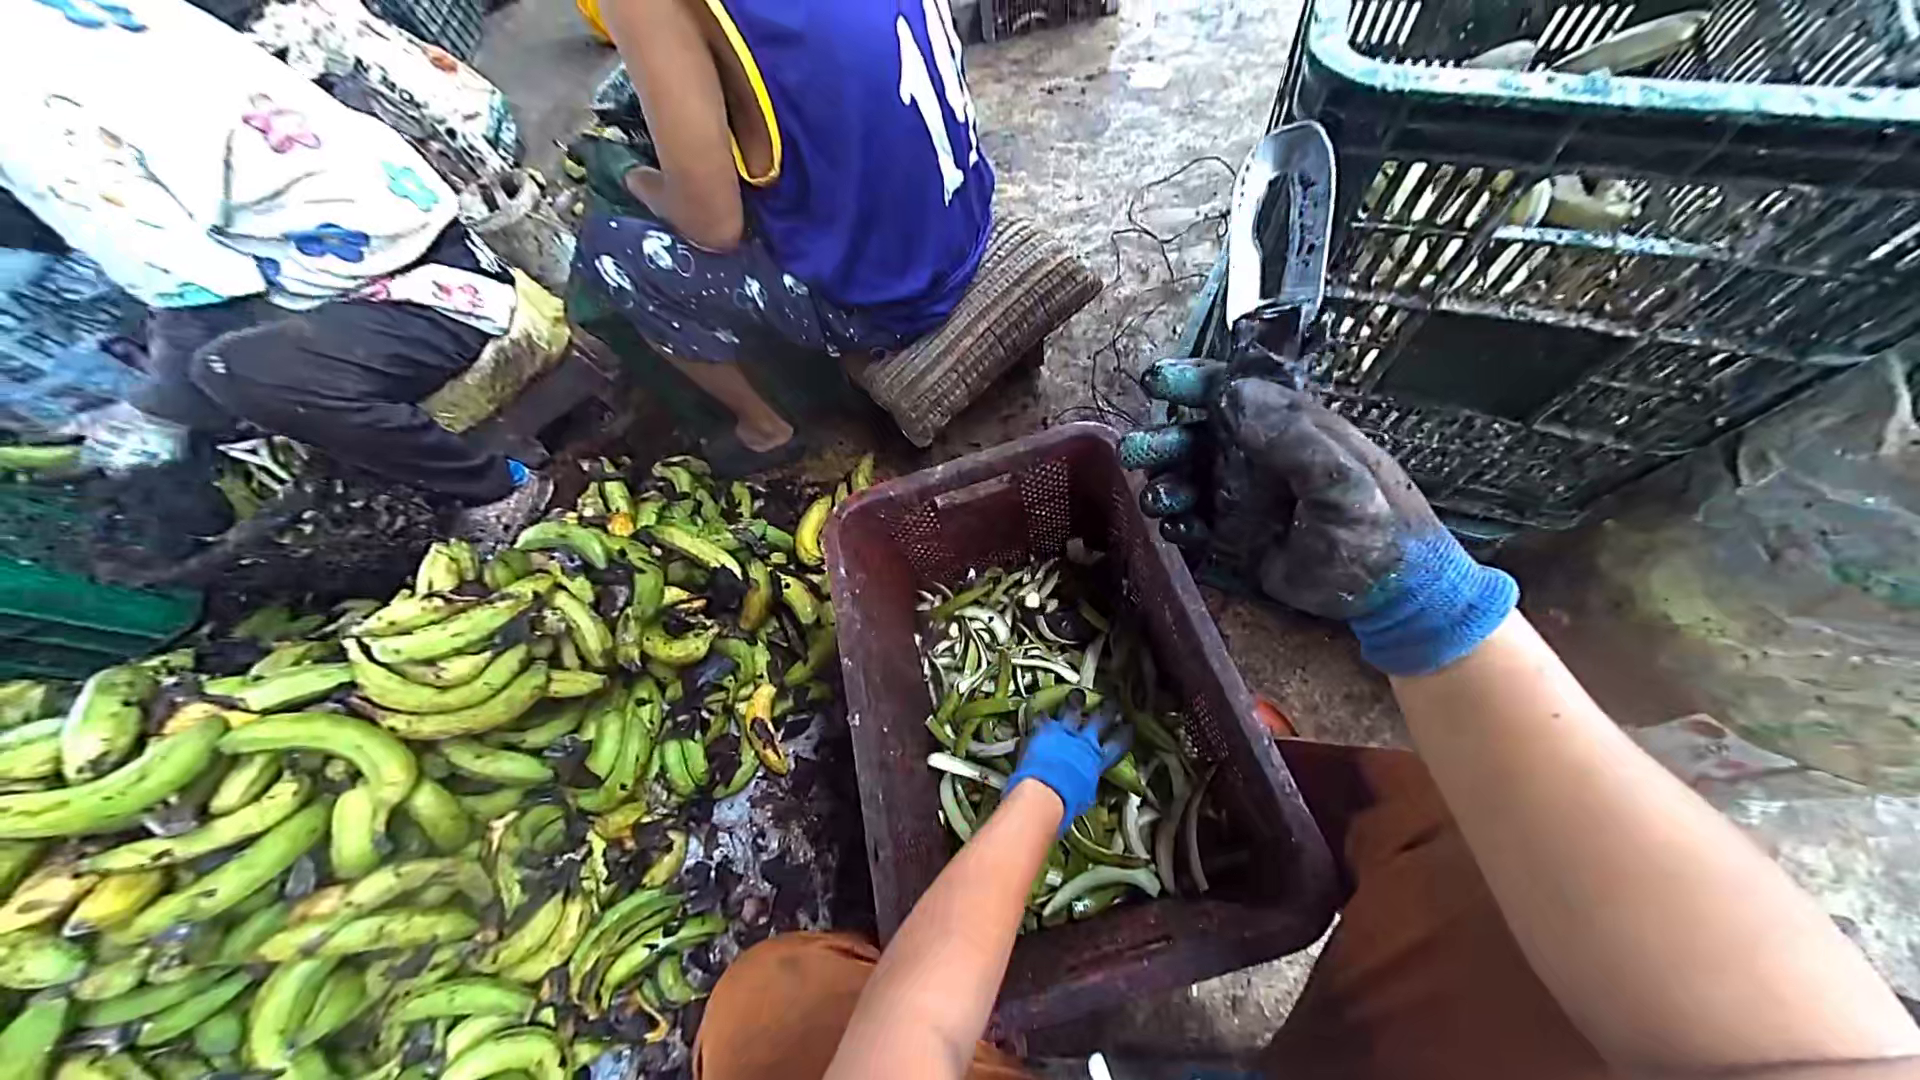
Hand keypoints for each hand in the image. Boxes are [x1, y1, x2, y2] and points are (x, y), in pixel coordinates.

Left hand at [1005, 695, 1129, 831]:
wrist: (1045, 790)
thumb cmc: (1067, 801)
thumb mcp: (1085, 794)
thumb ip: (1087, 781)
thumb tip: (1086, 782)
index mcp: (1096, 760)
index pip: (1116, 745)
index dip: (1124, 735)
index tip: (1130, 725)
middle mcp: (1083, 742)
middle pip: (1099, 721)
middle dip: (1107, 710)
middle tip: (1112, 701)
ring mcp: (1063, 732)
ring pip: (1072, 710)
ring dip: (1075, 701)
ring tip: (1077, 693)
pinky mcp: (1043, 730)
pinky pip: (1043, 718)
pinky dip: (1042, 715)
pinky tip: (1040, 709)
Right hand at [1125, 373, 1516, 674]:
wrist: (1389, 594)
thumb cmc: (1378, 529)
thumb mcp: (1343, 479)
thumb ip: (1293, 436)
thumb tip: (1233, 395)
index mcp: (1288, 429)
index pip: (1234, 392)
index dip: (1193, 382)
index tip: (1158, 382)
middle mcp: (1257, 456)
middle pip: (1196, 436)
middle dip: (1163, 439)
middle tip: (1138, 451)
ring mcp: (1241, 496)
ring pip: (1185, 477)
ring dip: (1163, 482)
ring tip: (1157, 499)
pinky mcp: (1231, 533)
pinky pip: (1191, 519)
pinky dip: (1175, 521)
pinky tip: (1175, 528)